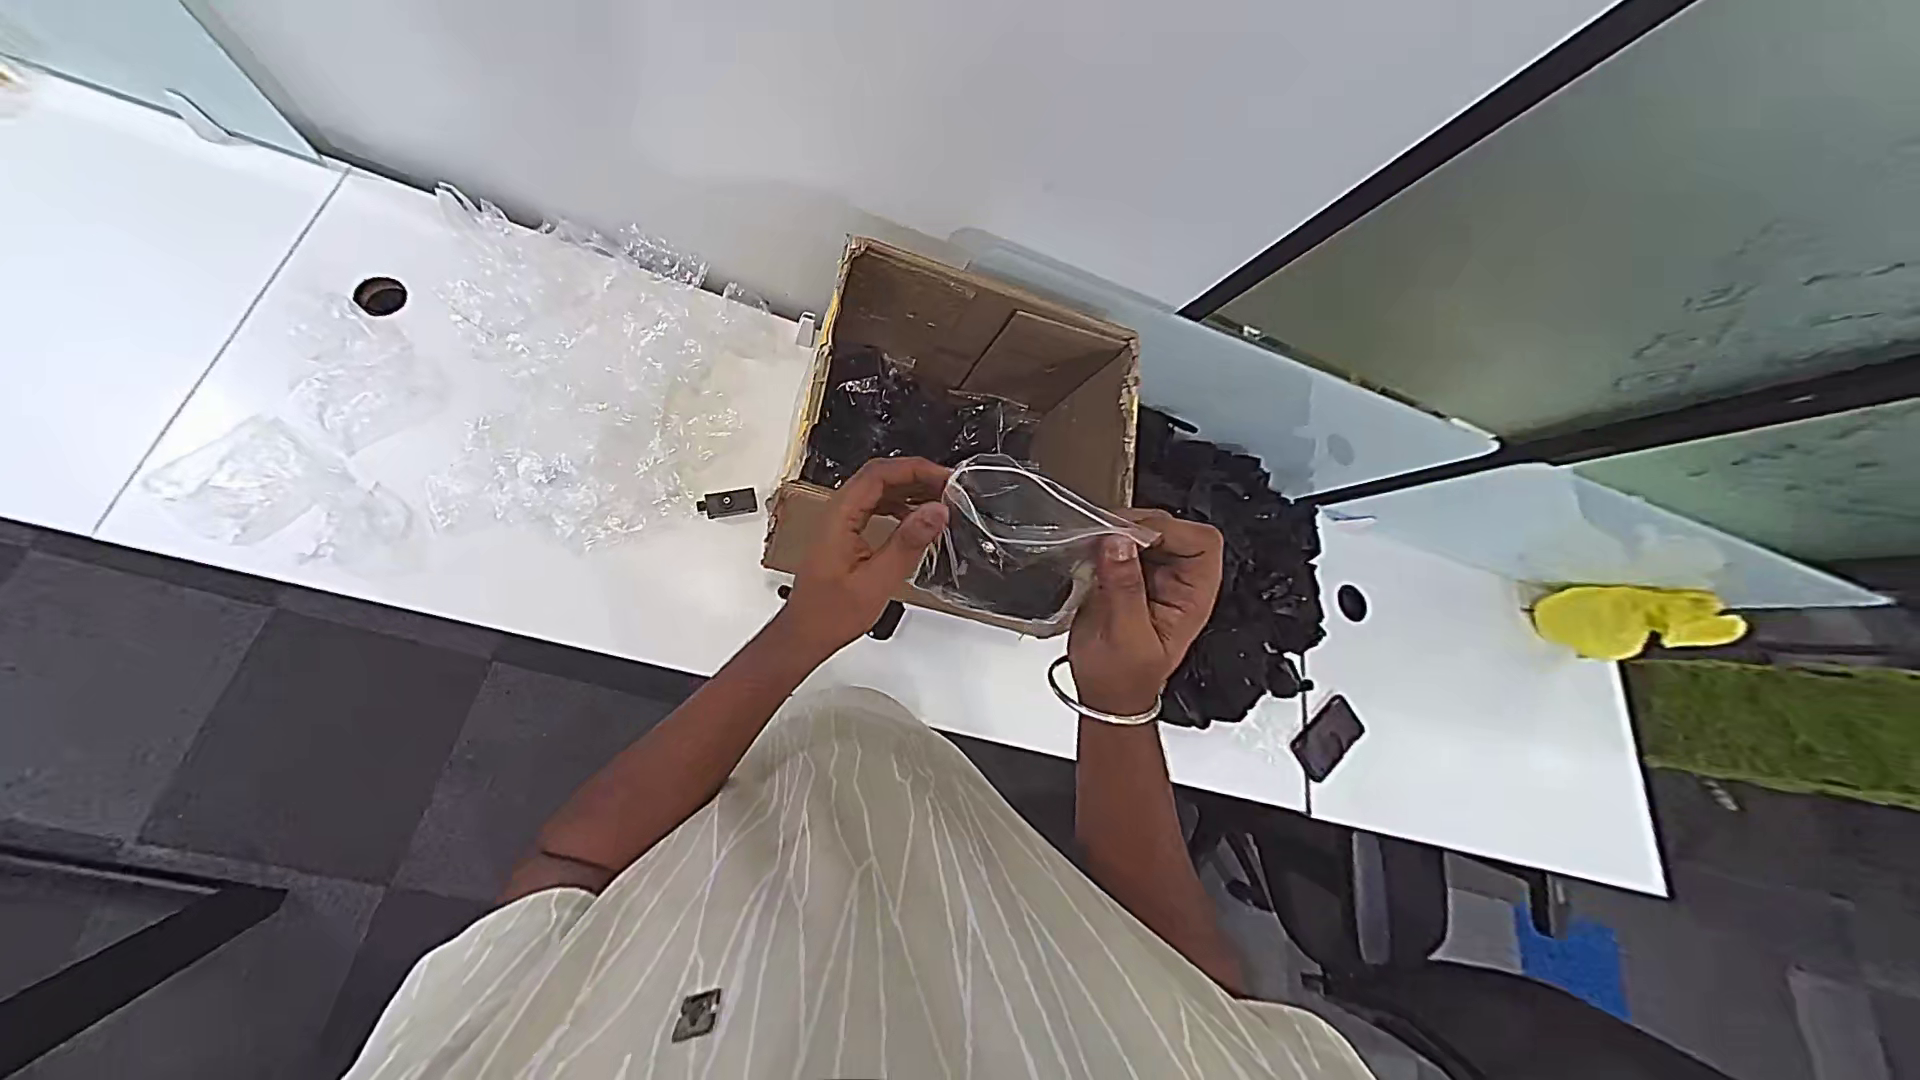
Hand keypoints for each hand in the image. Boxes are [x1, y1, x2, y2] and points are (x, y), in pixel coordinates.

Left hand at [778, 457, 950, 657]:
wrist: (806, 633)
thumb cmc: (830, 614)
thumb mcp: (876, 581)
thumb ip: (907, 543)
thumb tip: (935, 512)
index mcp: (840, 516)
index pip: (880, 474)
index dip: (916, 469)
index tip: (944, 478)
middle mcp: (838, 512)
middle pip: (881, 476)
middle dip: (918, 476)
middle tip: (950, 487)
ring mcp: (842, 521)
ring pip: (880, 490)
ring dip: (911, 490)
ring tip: (941, 500)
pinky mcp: (847, 532)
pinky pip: (877, 506)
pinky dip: (902, 506)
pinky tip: (919, 519)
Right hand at [1068, 510, 1222, 714]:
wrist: (1103, 694)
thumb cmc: (1123, 679)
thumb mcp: (1126, 637)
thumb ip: (1124, 588)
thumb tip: (1118, 542)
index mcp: (1192, 596)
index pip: (1201, 543)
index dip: (1171, 531)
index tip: (1132, 537)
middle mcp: (1176, 580)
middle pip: (1172, 528)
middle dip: (1138, 527)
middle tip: (1106, 535)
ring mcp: (1150, 574)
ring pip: (1143, 530)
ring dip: (1117, 531)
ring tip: (1093, 543)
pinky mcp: (1124, 572)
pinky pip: (1118, 541)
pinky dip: (1101, 540)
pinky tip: (1087, 552)